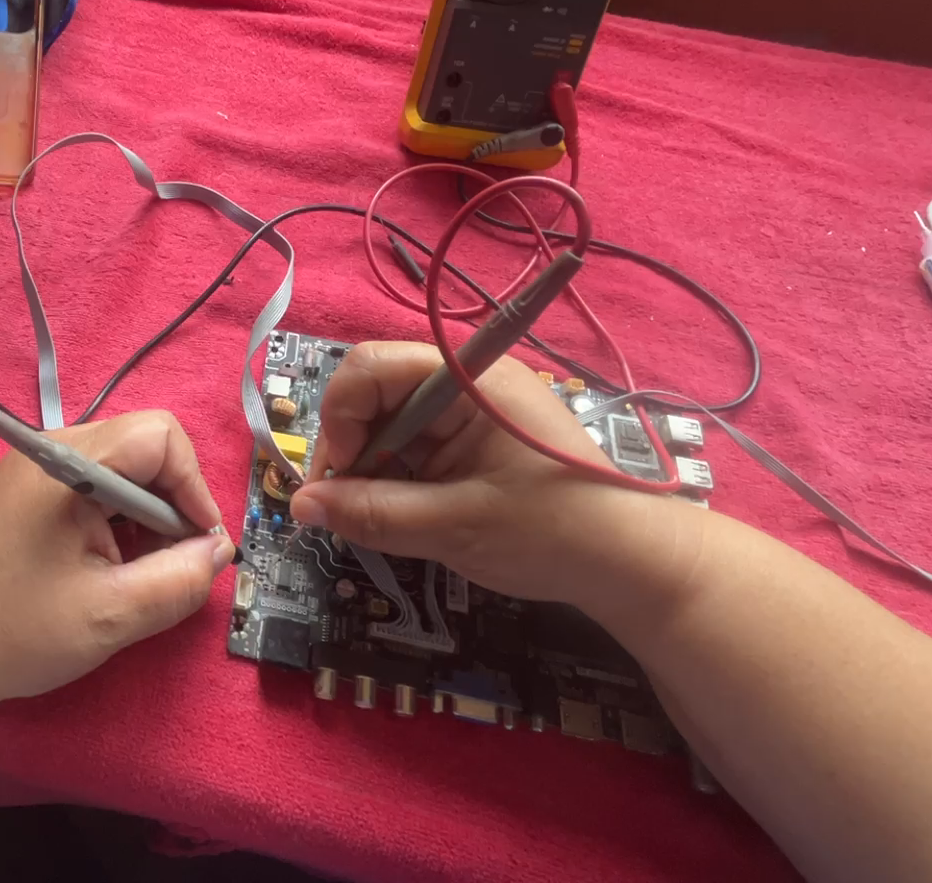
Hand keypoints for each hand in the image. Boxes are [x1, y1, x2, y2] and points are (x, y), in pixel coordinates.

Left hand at [0, 410, 233, 728]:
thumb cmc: (14, 633)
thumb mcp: (110, 615)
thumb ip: (179, 580)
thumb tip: (221, 551)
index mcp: (66, 464)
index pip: (159, 436)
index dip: (192, 486)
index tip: (199, 544)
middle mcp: (54, 448)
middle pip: (145, 446)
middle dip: (172, 504)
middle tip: (171, 564)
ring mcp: (40, 464)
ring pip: (126, 467)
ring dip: (146, 515)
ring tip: (135, 571)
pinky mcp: (33, 487)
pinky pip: (100, 484)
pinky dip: (120, 519)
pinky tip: (108, 564)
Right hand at [289, 342, 702, 619]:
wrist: (633, 566)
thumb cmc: (554, 534)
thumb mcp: (454, 527)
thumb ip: (371, 513)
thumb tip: (299, 506)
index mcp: (467, 377)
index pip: (371, 366)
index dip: (341, 416)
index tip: (340, 477)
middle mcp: (460, 381)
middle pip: (371, 393)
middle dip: (349, 448)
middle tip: (344, 505)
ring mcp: (462, 409)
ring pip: (382, 424)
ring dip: (367, 468)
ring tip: (374, 515)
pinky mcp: (464, 438)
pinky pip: (405, 446)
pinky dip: (389, 478)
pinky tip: (398, 510)